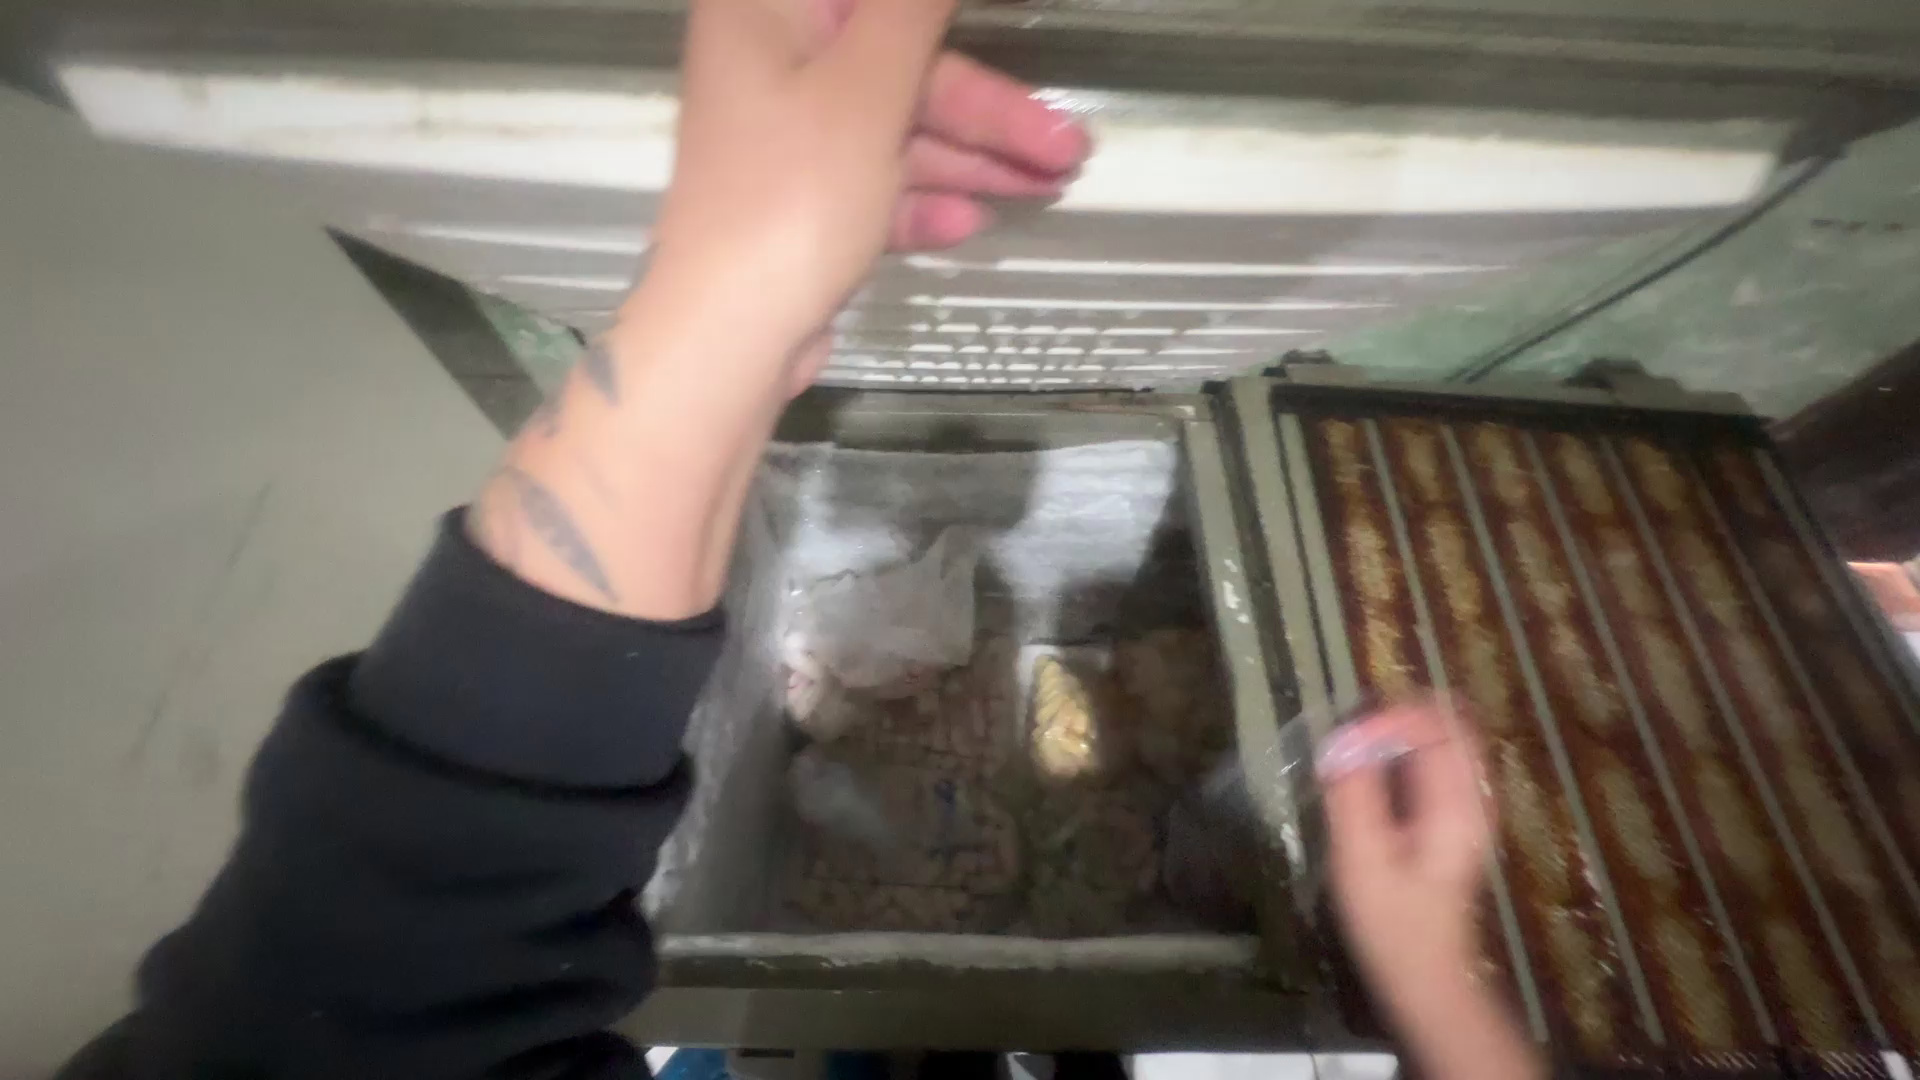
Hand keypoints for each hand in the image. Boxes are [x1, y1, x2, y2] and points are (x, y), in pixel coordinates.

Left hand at [637, 0, 1086, 370]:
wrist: (733, 336)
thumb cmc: (793, 197)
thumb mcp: (864, 89)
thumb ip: (912, 9)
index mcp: (775, 11)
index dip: (954, 11)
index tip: (1027, 18)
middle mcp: (780, 69)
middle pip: (905, 73)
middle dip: (991, 113)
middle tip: (1070, 150)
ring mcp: (794, 148)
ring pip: (899, 139)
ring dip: (974, 165)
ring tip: (1051, 188)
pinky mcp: (808, 211)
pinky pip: (877, 192)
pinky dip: (922, 208)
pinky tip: (970, 227)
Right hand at [1320, 702, 1493, 1020]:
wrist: (1423, 974)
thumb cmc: (1393, 921)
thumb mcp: (1363, 857)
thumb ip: (1353, 795)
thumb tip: (1338, 739)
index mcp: (1457, 805)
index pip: (1439, 727)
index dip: (1391, 718)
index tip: (1347, 735)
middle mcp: (1469, 796)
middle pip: (1445, 724)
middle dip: (1394, 714)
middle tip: (1346, 725)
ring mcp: (1461, 805)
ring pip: (1437, 737)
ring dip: (1393, 728)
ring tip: (1348, 738)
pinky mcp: (1445, 815)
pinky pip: (1427, 759)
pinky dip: (1396, 748)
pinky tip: (1363, 761)